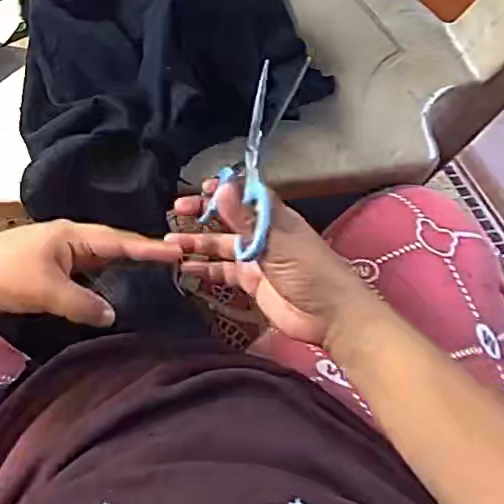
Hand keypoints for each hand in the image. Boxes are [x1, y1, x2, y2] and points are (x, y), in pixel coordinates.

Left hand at [0, 219, 182, 326]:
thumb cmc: (6, 274)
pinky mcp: (49, 265)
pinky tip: (110, 285)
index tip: (176, 251)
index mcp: (72, 234)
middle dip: (140, 250)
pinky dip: (102, 274)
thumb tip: (111, 314)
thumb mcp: (46, 290)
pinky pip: (85, 267)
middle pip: (112, 243)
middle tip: (169, 259)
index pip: (118, 240)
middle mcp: (69, 237)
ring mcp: (58, 250)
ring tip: (149, 271)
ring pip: (98, 256)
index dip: (148, 248)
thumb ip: (82, 303)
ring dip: (121, 262)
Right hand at [167, 179, 373, 345]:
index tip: (199, 187)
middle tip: (176, 211)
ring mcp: (257, 259)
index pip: (243, 194)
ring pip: (221, 245)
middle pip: (228, 218)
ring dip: (198, 242)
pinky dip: (205, 270)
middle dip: (203, 213)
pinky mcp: (253, 283)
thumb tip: (222, 186)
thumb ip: (245, 218)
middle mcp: (263, 234)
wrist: (331, 316)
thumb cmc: (310, 271)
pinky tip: (186, 269)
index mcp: (273, 217)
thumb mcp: (276, 241)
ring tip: (171, 242)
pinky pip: (224, 273)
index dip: (223, 189)